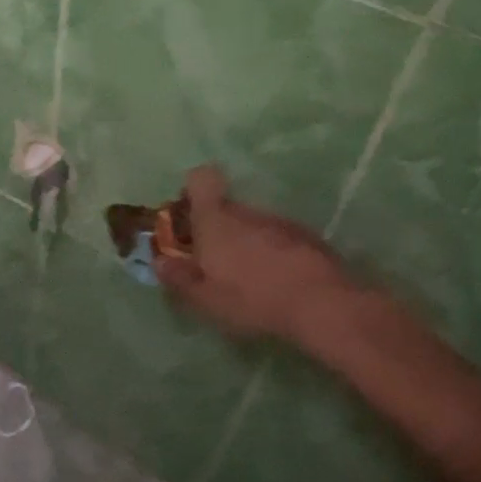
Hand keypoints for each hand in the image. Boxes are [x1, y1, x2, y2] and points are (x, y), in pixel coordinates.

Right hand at [155, 164, 355, 340]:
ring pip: (253, 224)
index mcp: (214, 218)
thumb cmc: (251, 297)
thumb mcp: (204, 299)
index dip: (193, 190)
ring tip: (250, 280)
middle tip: (216, 264)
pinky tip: (278, 284)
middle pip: (225, 207)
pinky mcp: (306, 237)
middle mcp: (245, 211)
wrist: (321, 302)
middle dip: (218, 229)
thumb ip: (179, 279)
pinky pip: (279, 239)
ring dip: (248, 243)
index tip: (189, 215)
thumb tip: (159, 263)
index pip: (200, 178)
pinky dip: (274, 255)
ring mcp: (279, 221)